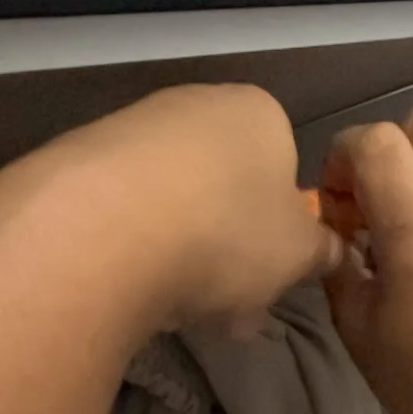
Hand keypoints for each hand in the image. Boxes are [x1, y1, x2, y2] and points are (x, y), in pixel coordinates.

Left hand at [0, 84, 343, 334]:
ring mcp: (135, 128)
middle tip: (231, 305)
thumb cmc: (227, 235)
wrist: (104, 230)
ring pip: (178, 204)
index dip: (283, 230)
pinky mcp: (82, 159)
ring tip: (180, 309)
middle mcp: (197, 105)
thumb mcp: (298, 255)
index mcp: (260, 114)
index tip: (272, 274)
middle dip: (234, 249)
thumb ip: (321, 251)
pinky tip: (136, 288)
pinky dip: (140, 249)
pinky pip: (129, 212)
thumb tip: (330, 250)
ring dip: (187, 256)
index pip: (285, 170)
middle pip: (228, 188)